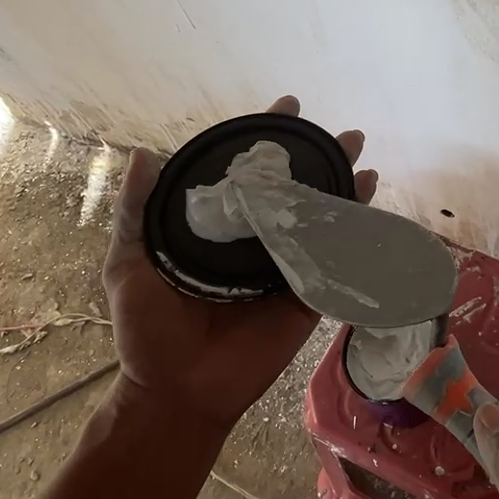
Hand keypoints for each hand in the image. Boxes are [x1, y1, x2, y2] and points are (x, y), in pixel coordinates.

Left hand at [102, 95, 378, 429]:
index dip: (268, 137)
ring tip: (361, 157)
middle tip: (343, 134)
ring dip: (344, 185)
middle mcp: (256, 238)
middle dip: (320, 157)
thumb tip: (142, 153)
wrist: (176, 392)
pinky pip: (334, 259)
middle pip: (294, 188)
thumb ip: (136, 213)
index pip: (248, 171)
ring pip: (320, 216)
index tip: (288, 106)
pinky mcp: (306, 294)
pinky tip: (369, 205)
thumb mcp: (129, 265)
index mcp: (220, 226)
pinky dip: (355, 231)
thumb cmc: (149, 330)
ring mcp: (285, 265)